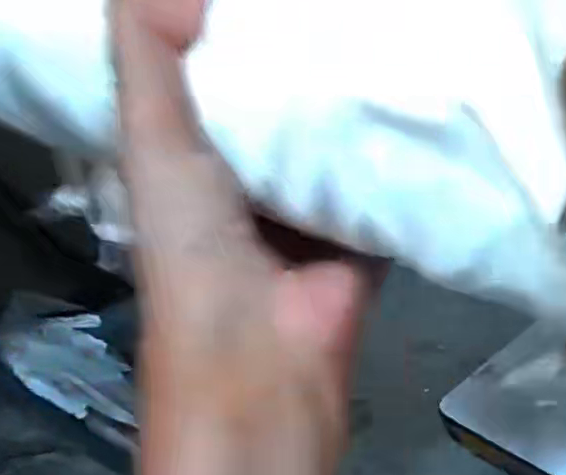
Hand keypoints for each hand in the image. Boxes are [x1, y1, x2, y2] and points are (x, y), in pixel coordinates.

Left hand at [113, 0, 379, 437]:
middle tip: (351, 9)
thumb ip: (151, 49)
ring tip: (386, 37)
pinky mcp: (368, 241)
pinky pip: (383, 190)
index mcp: (199, 155)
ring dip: (356, 107)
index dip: (235, 29)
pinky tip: (415, 108)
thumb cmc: (195, 244)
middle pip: (287, 107)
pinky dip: (396, 161)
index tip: (267, 0)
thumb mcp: (150, 134)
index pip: (220, 74)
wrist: (264, 348)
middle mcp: (261, 181)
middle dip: (308, 61)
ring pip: (339, 147)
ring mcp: (318, 213)